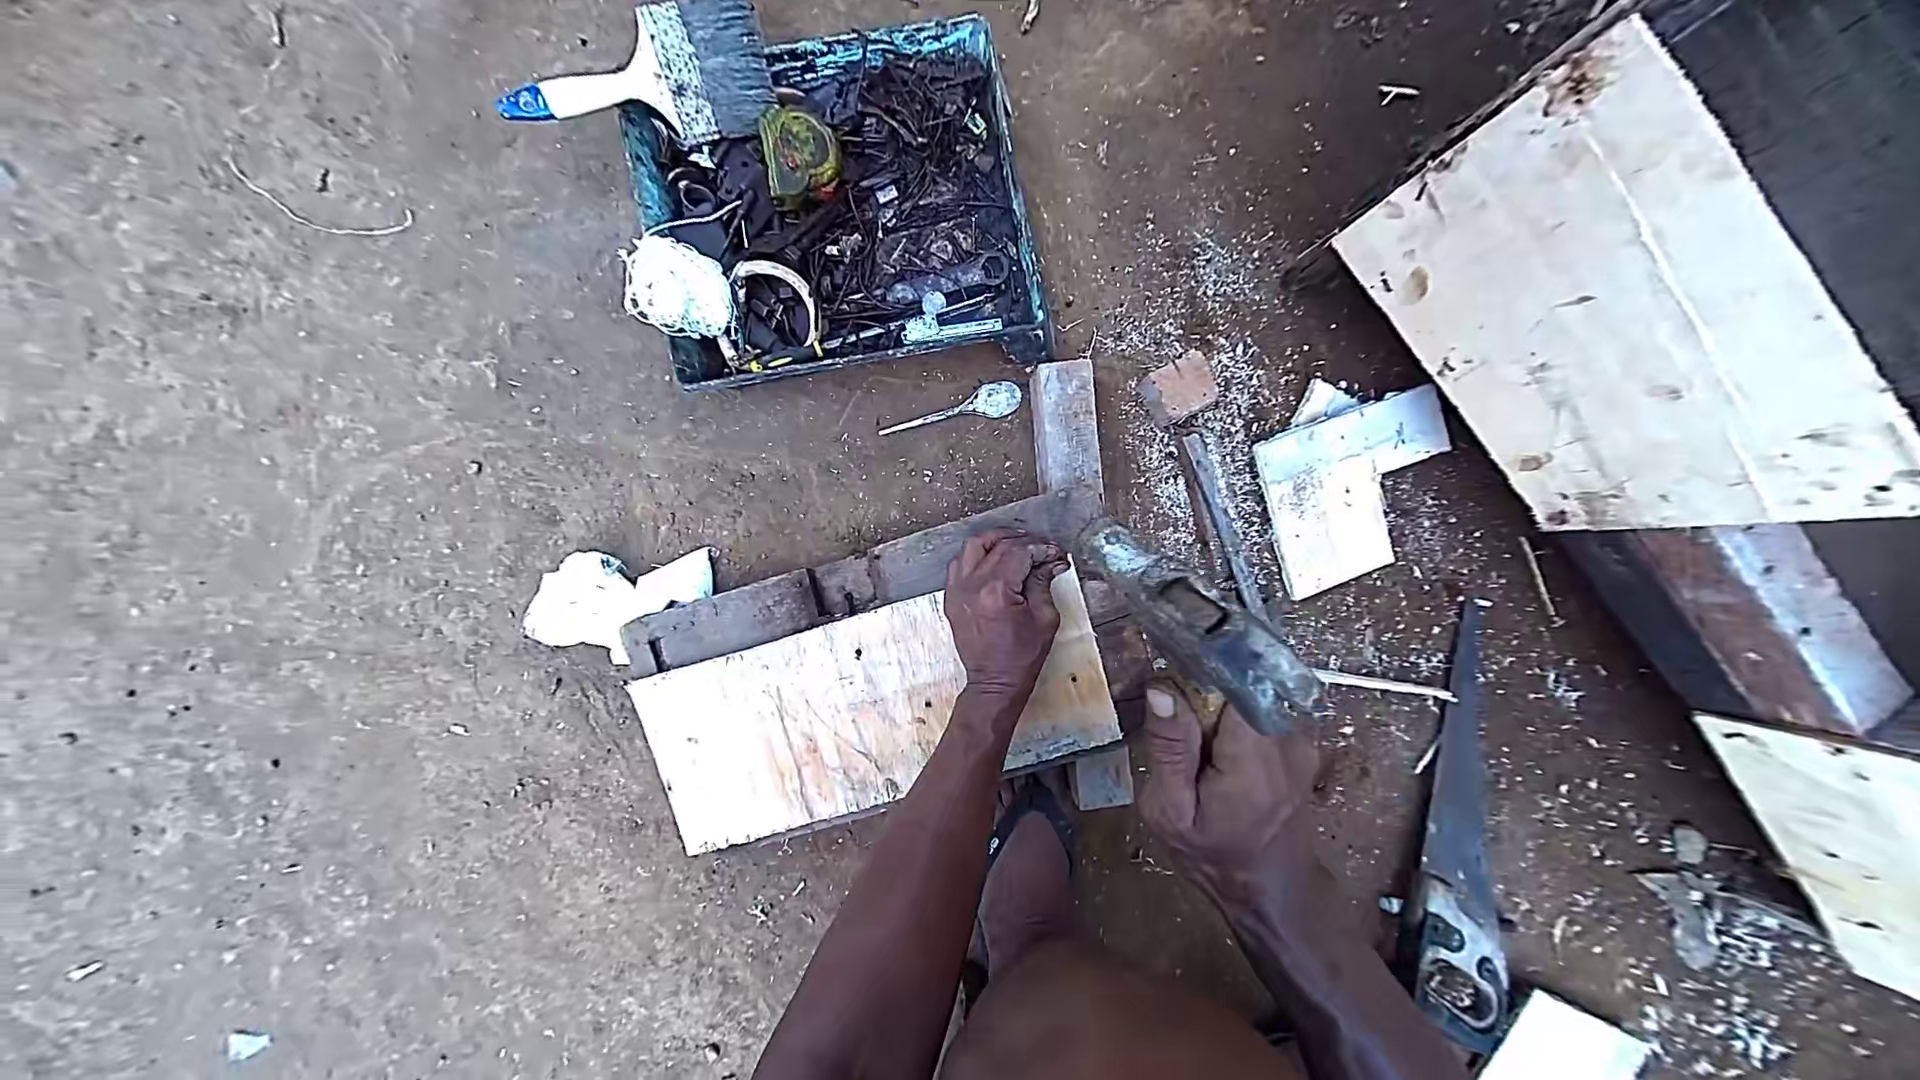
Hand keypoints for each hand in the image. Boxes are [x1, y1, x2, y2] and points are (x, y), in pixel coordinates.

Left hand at [943, 528, 1069, 703]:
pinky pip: (960, 563)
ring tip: (1017, 545)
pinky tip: (993, 559)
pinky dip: (977, 555)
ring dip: (997, 540)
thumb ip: (1044, 582)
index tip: (1055, 552)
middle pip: (998, 545)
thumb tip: (1051, 560)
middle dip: (1024, 542)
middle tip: (1042, 548)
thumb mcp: (1044, 618)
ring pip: (973, 546)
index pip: (1020, 552)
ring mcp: (957, 590)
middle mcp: (972, 586)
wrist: (994, 681)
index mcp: (996, 591)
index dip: (1041, 548)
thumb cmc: (1021, 656)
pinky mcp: (951, 597)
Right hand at [1140, 680, 1319, 901]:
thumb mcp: (1170, 811)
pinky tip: (1222, 754)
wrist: (1272, 889)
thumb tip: (1160, 687)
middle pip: (1238, 686)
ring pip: (1247, 695)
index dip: (1198, 676)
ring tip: (1201, 750)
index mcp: (1254, 762)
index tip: (1173, 694)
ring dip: (1218, 711)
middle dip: (1203, 698)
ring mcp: (1301, 742)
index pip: (1232, 682)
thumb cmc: (1214, 856)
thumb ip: (1168, 748)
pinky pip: (1258, 710)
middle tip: (1182, 737)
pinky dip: (1235, 722)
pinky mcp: (1302, 743)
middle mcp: (1288, 744)